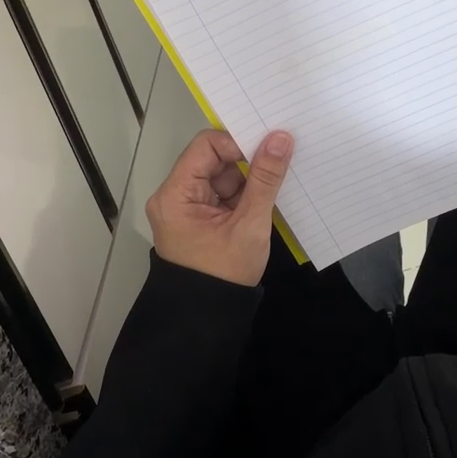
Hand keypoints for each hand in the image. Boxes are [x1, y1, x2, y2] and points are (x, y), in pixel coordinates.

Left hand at [146, 129, 291, 286]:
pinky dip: (245, 193)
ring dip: (248, 178)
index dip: (237, 142)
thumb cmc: (225, 273)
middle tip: (278, 159)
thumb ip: (265, 178)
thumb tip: (281, 137)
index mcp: (176, 195)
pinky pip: (223, 192)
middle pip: (213, 159)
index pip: (206, 146)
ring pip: (222, 175)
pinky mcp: (200, 218)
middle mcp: (175, 195)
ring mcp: (187, 207)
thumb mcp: (250, 223)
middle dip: (246, 160)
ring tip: (275, 183)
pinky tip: (266, 196)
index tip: (268, 148)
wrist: (209, 319)